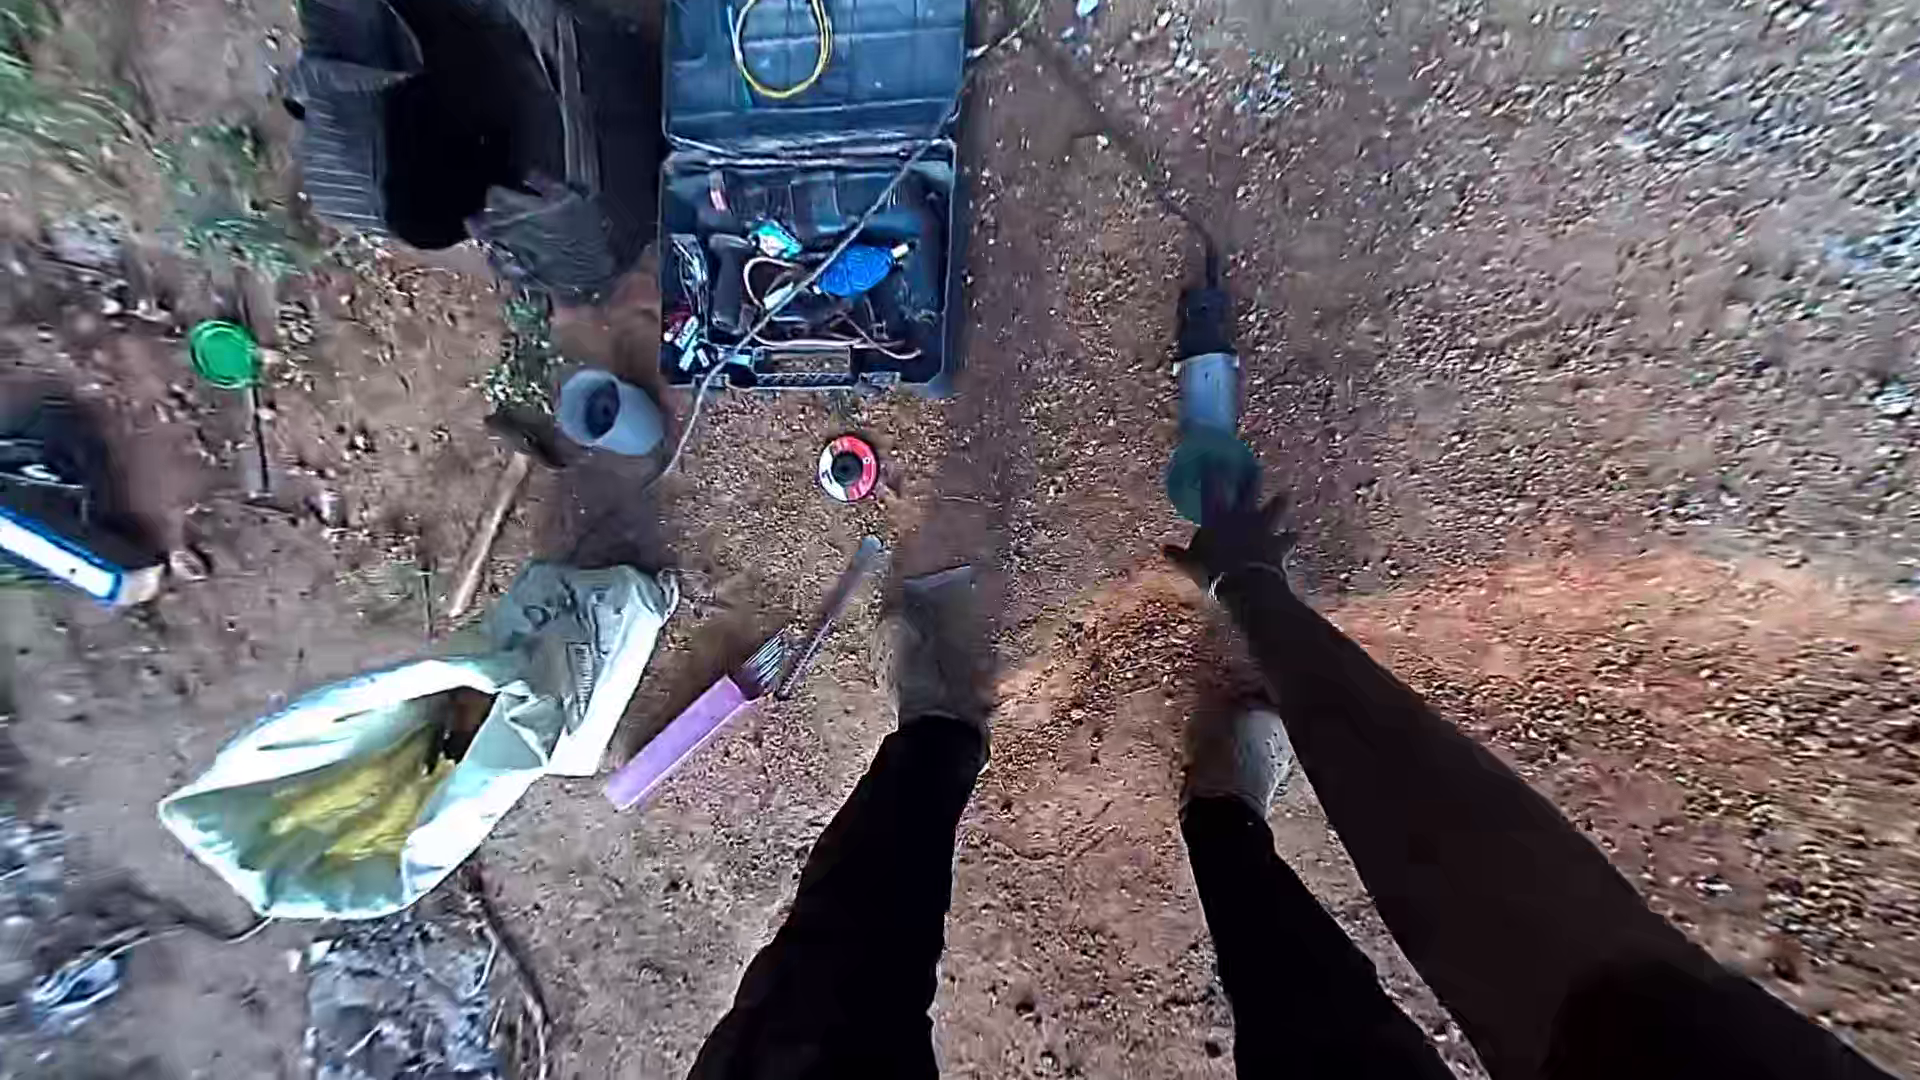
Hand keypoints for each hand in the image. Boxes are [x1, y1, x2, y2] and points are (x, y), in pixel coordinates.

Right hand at [1163, 475, 1297, 594]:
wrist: (1245, 585)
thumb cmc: (1212, 570)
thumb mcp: (1189, 563)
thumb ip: (1178, 555)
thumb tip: (1164, 550)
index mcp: (1217, 517)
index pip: (1212, 489)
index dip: (1212, 473)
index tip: (1213, 459)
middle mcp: (1241, 517)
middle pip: (1248, 492)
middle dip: (1250, 479)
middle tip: (1254, 467)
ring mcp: (1263, 530)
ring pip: (1273, 510)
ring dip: (1279, 503)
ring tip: (1285, 494)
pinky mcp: (1278, 545)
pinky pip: (1286, 540)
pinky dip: (1289, 538)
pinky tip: (1294, 535)